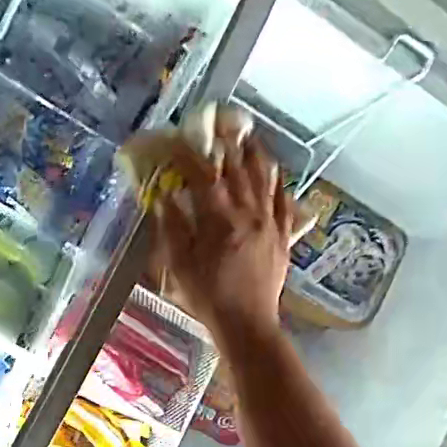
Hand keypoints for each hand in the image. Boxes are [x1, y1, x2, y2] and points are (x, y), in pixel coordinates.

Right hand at [152, 108, 290, 345]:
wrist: (247, 323)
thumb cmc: (207, 297)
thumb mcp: (179, 266)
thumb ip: (172, 228)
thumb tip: (164, 197)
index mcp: (218, 220)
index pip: (204, 175)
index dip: (190, 154)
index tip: (178, 140)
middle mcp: (247, 213)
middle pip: (238, 167)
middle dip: (226, 142)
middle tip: (217, 123)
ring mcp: (269, 222)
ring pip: (264, 177)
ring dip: (254, 153)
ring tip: (247, 135)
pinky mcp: (282, 234)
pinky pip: (282, 199)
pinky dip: (275, 180)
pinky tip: (271, 170)